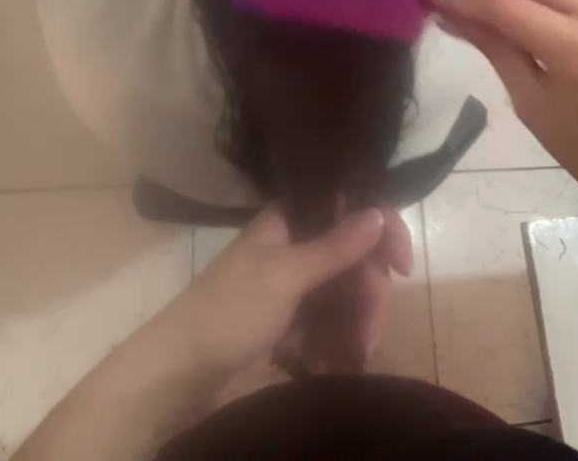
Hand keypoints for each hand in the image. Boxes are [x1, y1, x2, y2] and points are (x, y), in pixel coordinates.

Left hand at [150, 205, 410, 381]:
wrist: (176, 370)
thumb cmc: (229, 311)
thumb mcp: (285, 277)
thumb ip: (334, 246)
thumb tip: (378, 211)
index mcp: (290, 219)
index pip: (350, 208)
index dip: (382, 230)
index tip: (402, 266)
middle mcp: (293, 242)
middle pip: (352, 255)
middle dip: (368, 293)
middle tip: (370, 333)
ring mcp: (290, 280)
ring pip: (343, 289)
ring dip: (356, 320)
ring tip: (355, 355)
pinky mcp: (287, 314)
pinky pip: (326, 316)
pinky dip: (337, 336)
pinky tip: (339, 359)